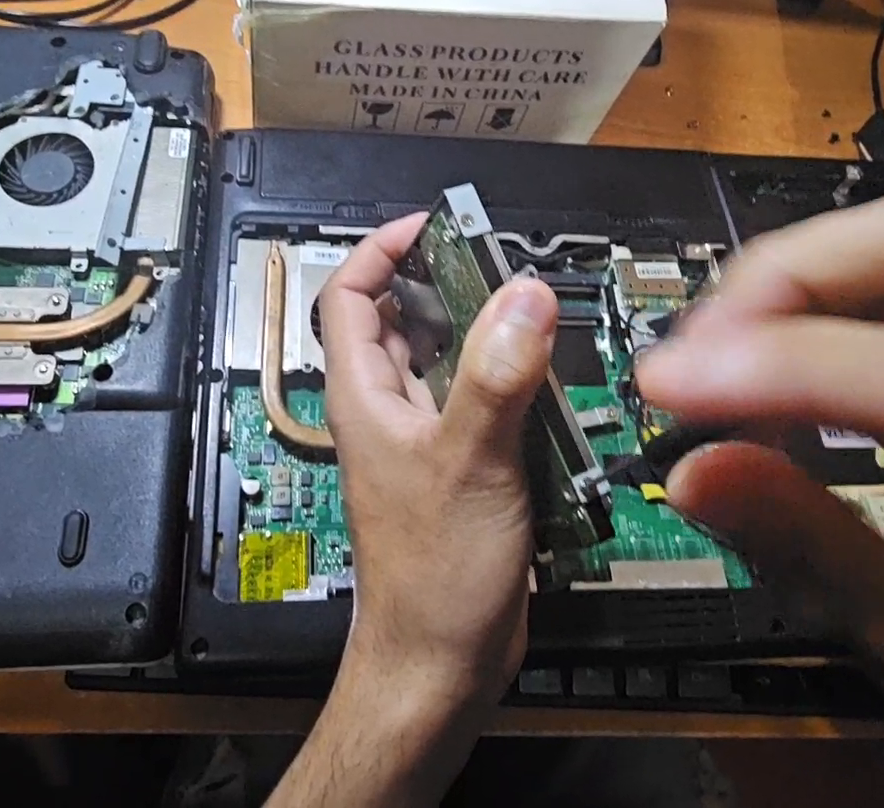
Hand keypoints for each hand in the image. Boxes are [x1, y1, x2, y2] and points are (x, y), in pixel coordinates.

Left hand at [265, 216, 556, 807]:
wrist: (439, 658)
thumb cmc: (432, 574)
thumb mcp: (468, 463)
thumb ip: (495, 378)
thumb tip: (522, 296)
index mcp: (362, 397)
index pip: (346, 296)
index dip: (379, 251)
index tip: (428, 226)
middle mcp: (384, 408)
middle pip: (396, 318)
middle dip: (439, 281)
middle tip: (495, 263)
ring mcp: (418, 435)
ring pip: (437, 357)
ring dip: (475, 328)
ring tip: (522, 308)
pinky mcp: (452, 461)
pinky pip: (470, 397)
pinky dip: (498, 376)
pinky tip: (537, 375)